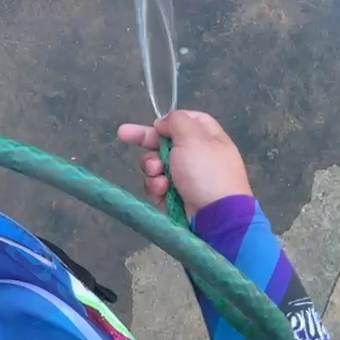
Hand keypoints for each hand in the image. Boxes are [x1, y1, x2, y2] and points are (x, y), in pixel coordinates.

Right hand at [117, 109, 252, 218]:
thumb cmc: (207, 172)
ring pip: (157, 164)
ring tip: (157, 172)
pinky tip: (162, 189)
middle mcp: (197, 157)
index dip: (171, 120)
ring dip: (152, 166)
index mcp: (208, 140)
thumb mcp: (193, 137)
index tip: (157, 123)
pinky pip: (157, 185)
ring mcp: (186, 178)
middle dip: (145, 139)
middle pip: (165, 142)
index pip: (189, 121)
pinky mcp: (175, 197)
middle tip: (123, 133)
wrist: (216, 218)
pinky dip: (157, 186)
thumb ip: (176, 121)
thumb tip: (163, 124)